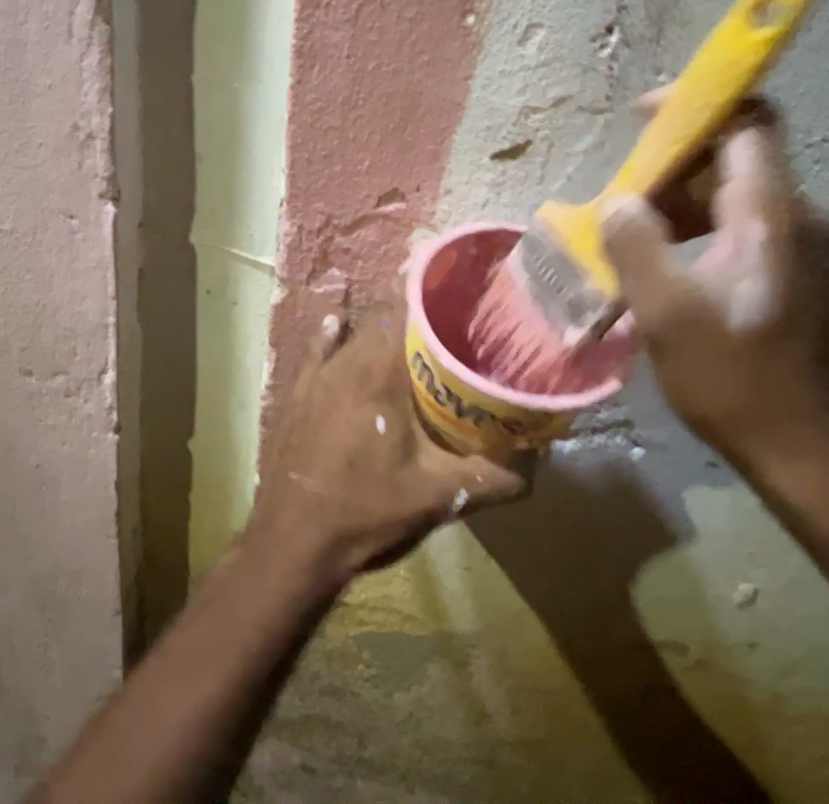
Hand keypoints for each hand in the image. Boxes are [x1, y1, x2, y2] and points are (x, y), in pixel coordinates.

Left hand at [247, 309, 527, 581]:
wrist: (293, 543)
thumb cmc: (366, 511)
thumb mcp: (438, 497)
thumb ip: (492, 479)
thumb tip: (535, 469)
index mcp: (380, 372)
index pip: (407, 307)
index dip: (434, 290)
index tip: (463, 286)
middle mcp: (345, 362)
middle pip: (383, 318)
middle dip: (417, 312)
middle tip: (450, 317)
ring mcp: (315, 378)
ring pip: (352, 334)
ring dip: (380, 327)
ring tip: (411, 326)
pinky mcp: (296, 396)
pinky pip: (317, 352)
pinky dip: (332, 335)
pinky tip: (336, 322)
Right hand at [602, 102, 828, 459]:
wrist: (807, 448)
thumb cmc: (735, 378)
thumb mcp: (667, 313)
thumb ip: (636, 245)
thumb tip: (620, 203)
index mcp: (770, 214)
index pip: (749, 121)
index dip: (697, 105)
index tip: (643, 118)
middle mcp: (798, 218)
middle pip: (738, 157)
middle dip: (675, 165)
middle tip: (622, 198)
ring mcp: (805, 249)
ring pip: (739, 198)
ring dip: (684, 204)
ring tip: (634, 238)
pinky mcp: (801, 278)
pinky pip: (747, 231)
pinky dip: (704, 233)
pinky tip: (668, 272)